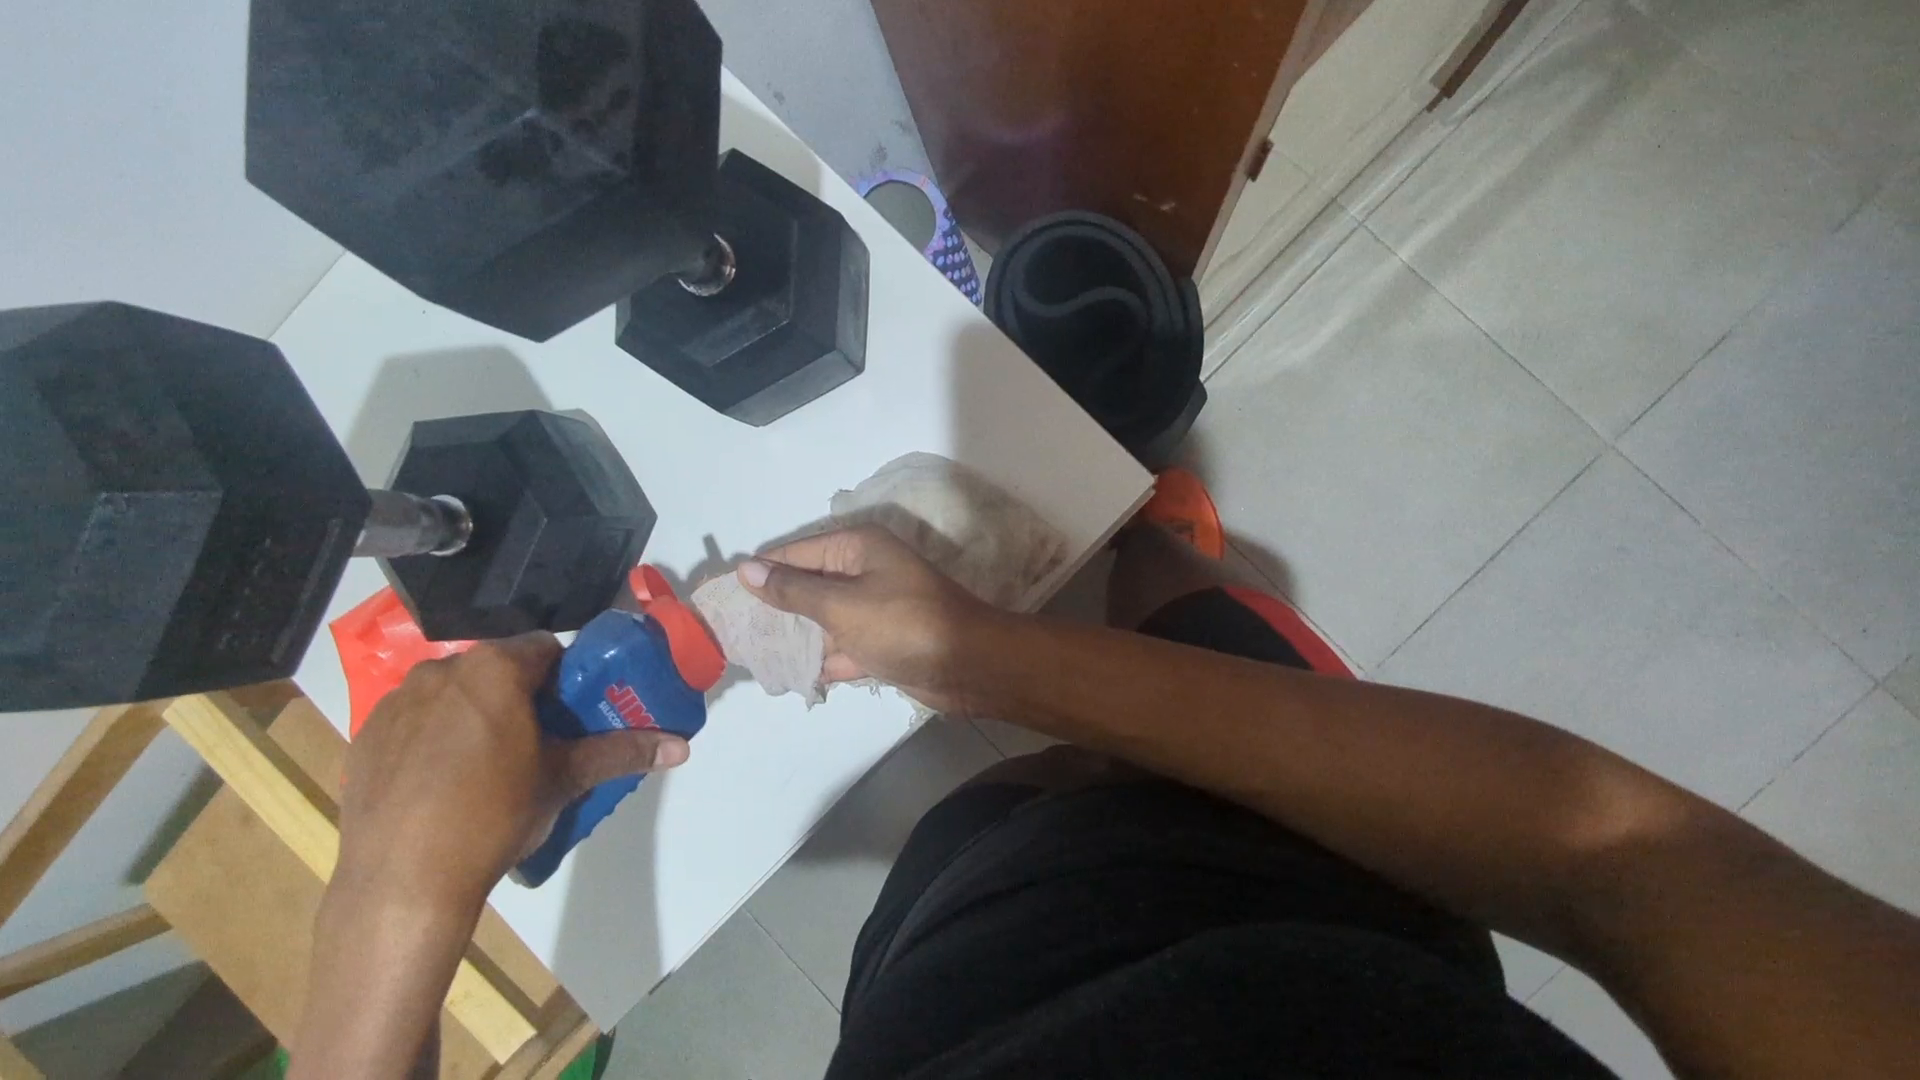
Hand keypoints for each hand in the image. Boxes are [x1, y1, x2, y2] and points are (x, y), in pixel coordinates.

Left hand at [336, 633, 690, 912]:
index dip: (565, 678)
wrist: (403, 883)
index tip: (571, 714)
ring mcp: (395, 702)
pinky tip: (442, 782)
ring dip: (475, 713)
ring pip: (453, 693)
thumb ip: (622, 753)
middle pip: (496, 669)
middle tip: (538, 742)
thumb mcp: (566, 779)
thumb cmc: (496, 814)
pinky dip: (432, 737)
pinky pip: (413, 721)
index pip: (545, 649)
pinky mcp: (365, 737)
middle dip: (520, 696)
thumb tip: (681, 746)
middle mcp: (440, 670)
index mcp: (494, 669)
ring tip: (487, 765)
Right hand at [738, 526, 1002, 710]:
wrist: (969, 666)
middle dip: (771, 609)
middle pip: (806, 586)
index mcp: (856, 548)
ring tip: (746, 656)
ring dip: (793, 638)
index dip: (755, 573)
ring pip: (822, 620)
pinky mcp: (882, 642)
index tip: (717, 593)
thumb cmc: (904, 624)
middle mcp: (864, 571)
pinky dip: (821, 660)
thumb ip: (793, 590)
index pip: (793, 554)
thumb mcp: (841, 605)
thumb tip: (747, 568)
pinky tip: (788, 676)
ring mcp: (874, 608)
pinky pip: (842, 646)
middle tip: (726, 632)